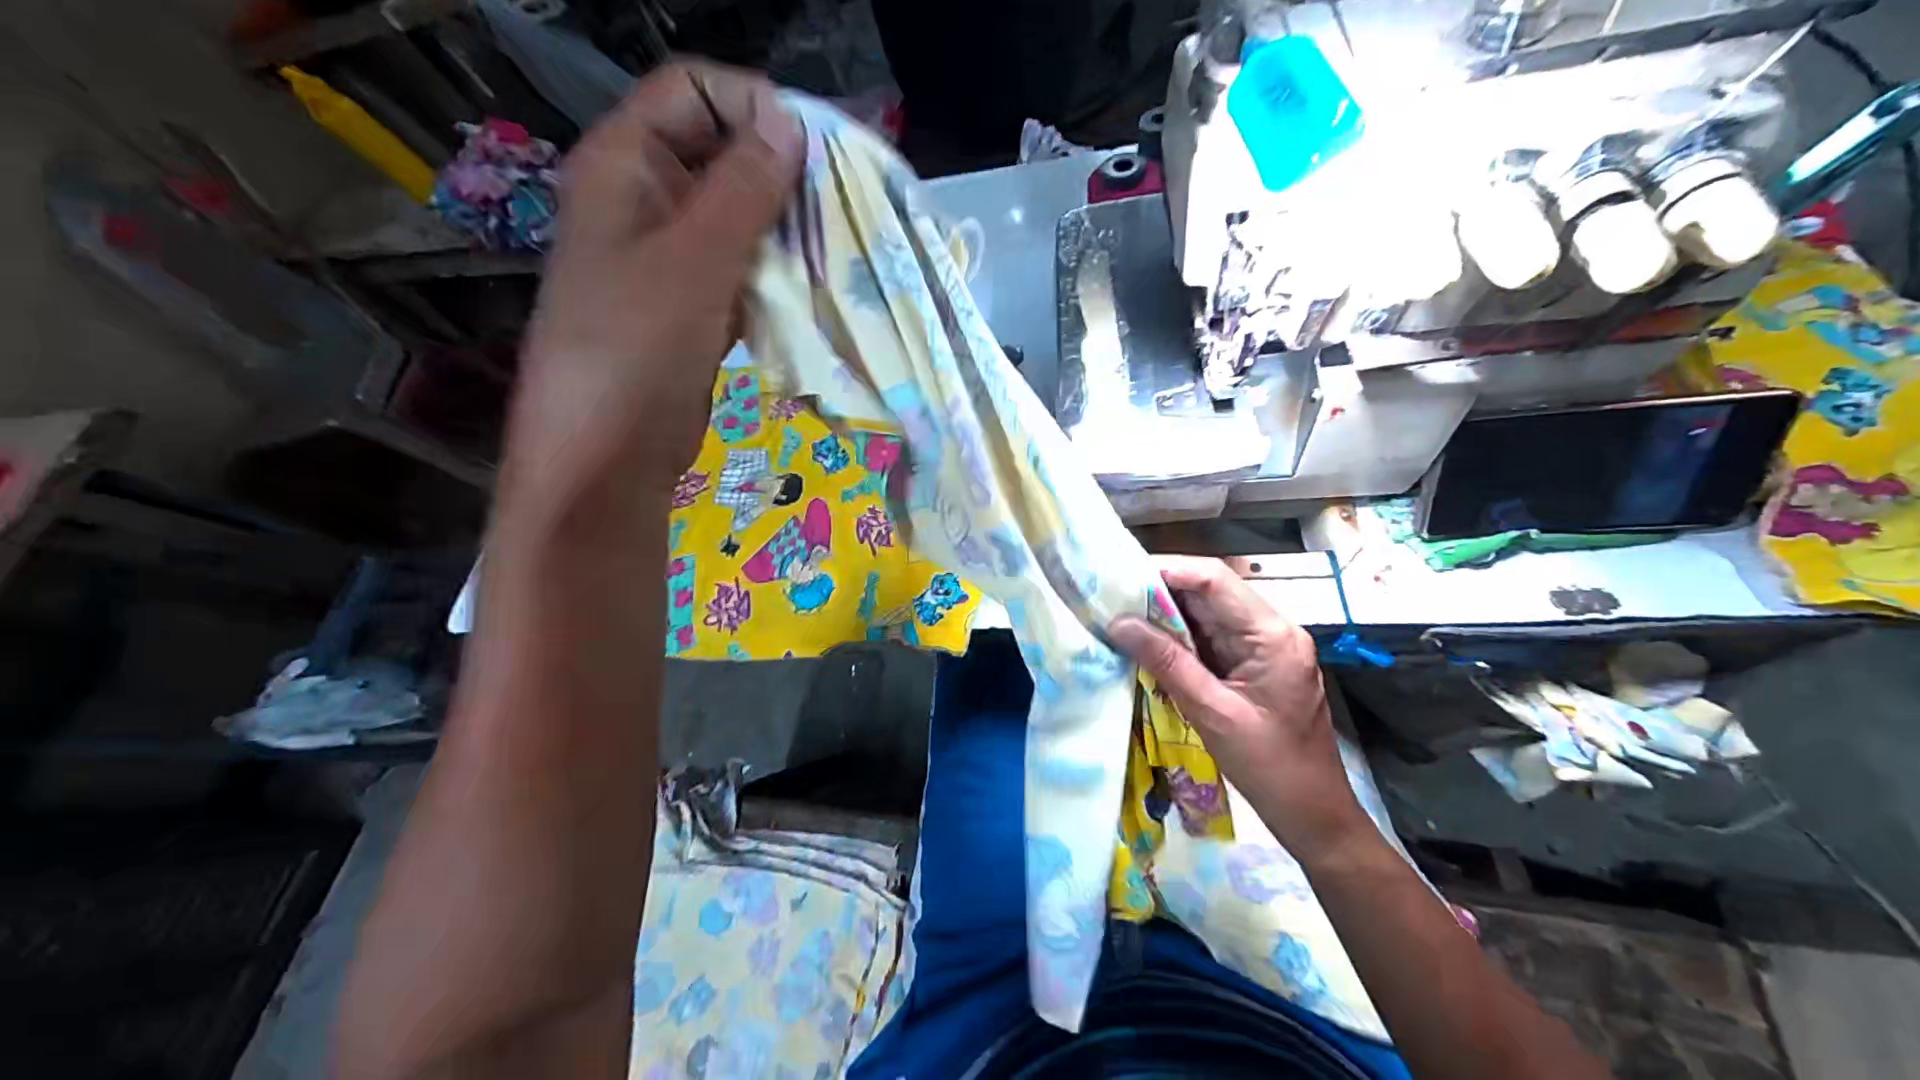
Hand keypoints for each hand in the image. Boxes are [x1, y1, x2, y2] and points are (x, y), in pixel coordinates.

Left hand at [503, 61, 804, 505]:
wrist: (607, 457)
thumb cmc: (636, 349)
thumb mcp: (693, 260)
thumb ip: (742, 187)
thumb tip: (789, 121)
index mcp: (624, 165)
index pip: (691, 91)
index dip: (752, 103)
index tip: (815, 148)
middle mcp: (644, 201)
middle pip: (720, 153)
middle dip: (781, 171)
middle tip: (843, 202)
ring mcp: (669, 258)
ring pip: (738, 218)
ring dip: (787, 227)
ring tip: (838, 246)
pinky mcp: (694, 307)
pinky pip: (742, 270)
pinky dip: (777, 273)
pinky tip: (814, 288)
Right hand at [1109, 555, 1371, 863]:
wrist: (1315, 815)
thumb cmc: (1271, 768)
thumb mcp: (1212, 713)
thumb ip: (1166, 662)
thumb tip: (1119, 622)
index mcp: (1272, 636)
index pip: (1215, 580)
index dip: (1168, 569)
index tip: (1122, 577)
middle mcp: (1272, 631)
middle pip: (1211, 592)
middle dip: (1160, 592)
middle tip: (1112, 598)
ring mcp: (1264, 648)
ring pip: (1208, 615)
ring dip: (1166, 615)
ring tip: (1121, 617)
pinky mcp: (1254, 666)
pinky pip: (1211, 639)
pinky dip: (1179, 638)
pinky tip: (1148, 643)